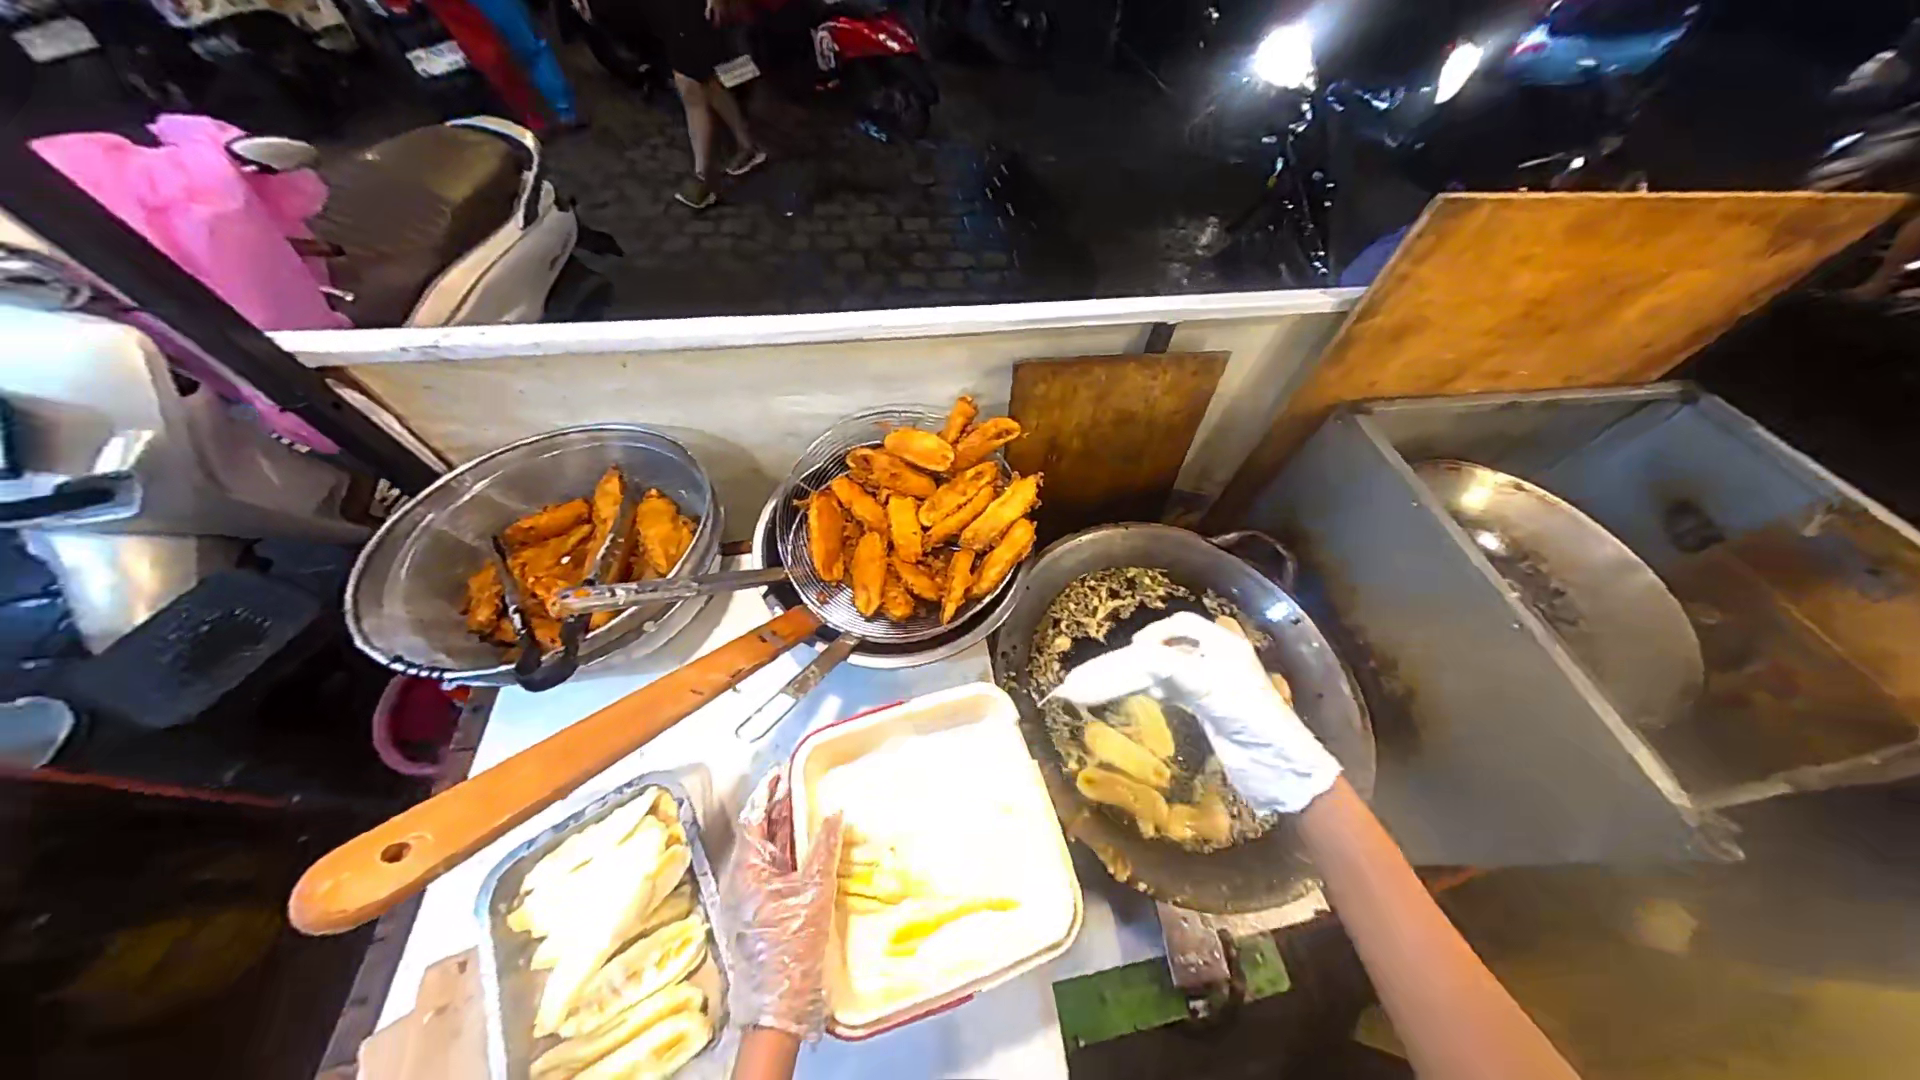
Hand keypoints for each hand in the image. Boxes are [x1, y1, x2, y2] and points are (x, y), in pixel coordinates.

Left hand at [727, 769, 842, 1038]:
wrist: (780, 1001)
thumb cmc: (791, 946)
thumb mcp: (813, 891)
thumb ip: (823, 849)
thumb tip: (834, 815)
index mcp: (748, 868)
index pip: (754, 818)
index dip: (768, 792)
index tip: (782, 772)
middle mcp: (745, 876)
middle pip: (763, 831)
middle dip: (782, 806)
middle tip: (803, 784)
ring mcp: (754, 892)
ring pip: (772, 849)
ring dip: (789, 827)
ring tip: (810, 807)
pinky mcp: (765, 905)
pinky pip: (778, 866)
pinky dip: (794, 850)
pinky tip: (812, 843)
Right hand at [1047, 611, 1339, 813]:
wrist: (1281, 770)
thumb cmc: (1252, 721)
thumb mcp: (1211, 690)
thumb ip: (1172, 668)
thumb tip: (1134, 653)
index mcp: (1224, 645)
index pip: (1181, 624)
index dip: (1154, 632)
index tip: (1131, 650)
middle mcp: (1216, 659)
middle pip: (1168, 648)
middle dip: (1136, 658)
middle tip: (1104, 670)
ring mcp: (1212, 685)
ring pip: (1166, 671)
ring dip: (1139, 675)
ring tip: (1107, 683)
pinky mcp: (1208, 709)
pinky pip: (1172, 691)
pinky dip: (1151, 689)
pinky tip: (1134, 693)